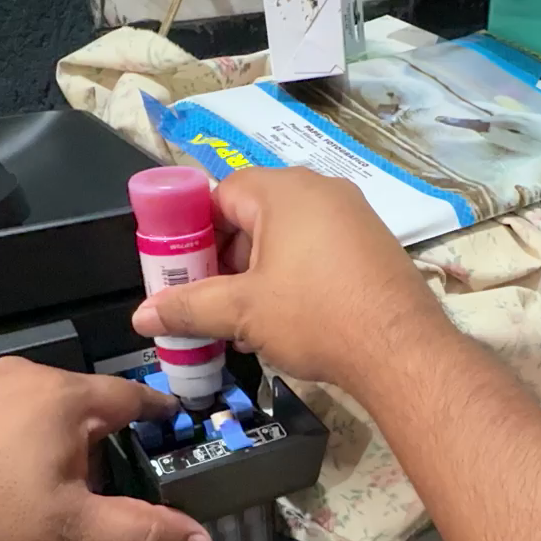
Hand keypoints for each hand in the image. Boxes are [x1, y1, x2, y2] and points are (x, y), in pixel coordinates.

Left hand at [0, 357, 211, 540]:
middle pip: (79, 403)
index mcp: (62, 396)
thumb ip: (142, 531)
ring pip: (34, 407)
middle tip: (98, 484)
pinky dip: (9, 437)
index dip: (154, 407)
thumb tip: (204, 539)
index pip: (127, 394)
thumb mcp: (74, 530)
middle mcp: (19, 374)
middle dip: (96, 437)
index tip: (170, 417)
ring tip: (43, 486)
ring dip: (51, 438)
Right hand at [129, 167, 458, 392]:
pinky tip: (289, 322)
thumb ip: (189, 308)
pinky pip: (320, 254)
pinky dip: (296, 280)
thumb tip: (141, 316)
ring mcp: (354, 218)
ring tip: (247, 322)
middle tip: (215, 301)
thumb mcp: (243, 313)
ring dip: (261, 276)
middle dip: (229, 259)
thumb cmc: (315, 317)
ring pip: (289, 239)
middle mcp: (322, 191)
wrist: (399, 350)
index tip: (186, 271)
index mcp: (284, 191)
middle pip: (256, 216)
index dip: (197, 231)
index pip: (223, 193)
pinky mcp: (374, 249)